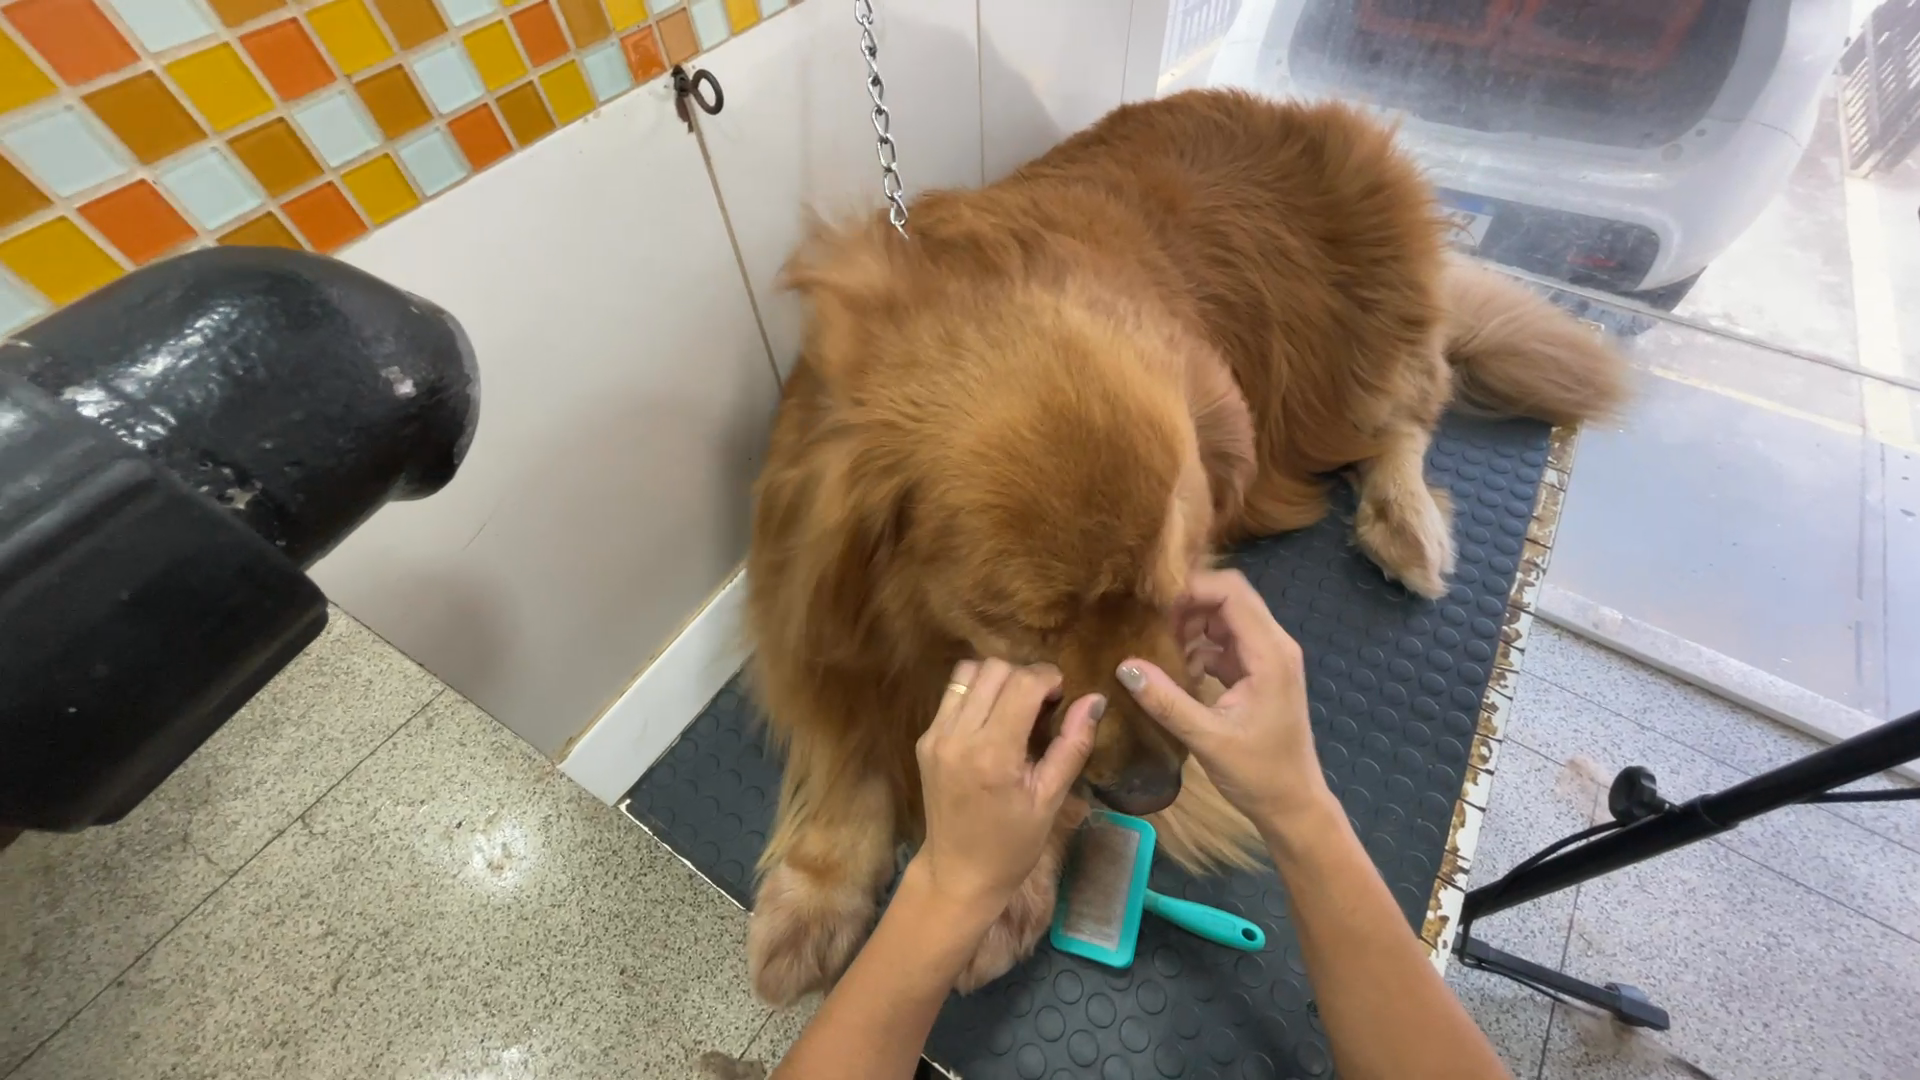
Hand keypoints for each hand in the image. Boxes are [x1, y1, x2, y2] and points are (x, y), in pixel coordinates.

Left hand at [914, 659, 1103, 916]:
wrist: (957, 873)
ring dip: (997, 678)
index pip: (1023, 683)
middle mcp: (958, 736)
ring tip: (1015, 705)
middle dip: (1024, 676)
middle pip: (995, 668)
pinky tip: (992, 718)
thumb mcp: (1050, 799)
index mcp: (993, 754)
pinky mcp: (925, 739)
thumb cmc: (1011, 844)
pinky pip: (953, 693)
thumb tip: (1095, 699)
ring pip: (969, 672)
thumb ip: (1072, 745)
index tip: (1061, 694)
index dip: (1048, 678)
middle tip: (1041, 702)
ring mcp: (936, 735)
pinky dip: (976, 693)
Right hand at [1115, 569, 1328, 830]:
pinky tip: (1177, 668)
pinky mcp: (1257, 671)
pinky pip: (1224, 641)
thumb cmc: (1258, 774)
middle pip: (1229, 597)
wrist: (1293, 806)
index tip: (1152, 602)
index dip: (1192, 588)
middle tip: (1150, 620)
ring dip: (1191, 624)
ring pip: (1225, 617)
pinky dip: (1198, 645)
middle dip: (1188, 602)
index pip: (1232, 593)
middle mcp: (1273, 646)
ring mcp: (1267, 658)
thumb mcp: (1207, 738)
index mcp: (1270, 654)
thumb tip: (1124, 666)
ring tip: (1158, 644)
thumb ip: (1165, 700)